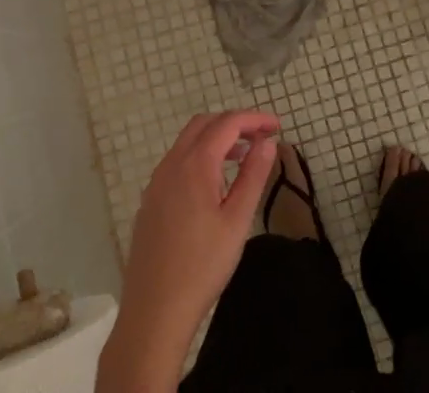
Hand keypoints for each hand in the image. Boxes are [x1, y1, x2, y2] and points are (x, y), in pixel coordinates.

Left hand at [99, 111, 278, 391]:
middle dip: (234, 123)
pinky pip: (176, 163)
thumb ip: (253, 176)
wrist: (155, 308)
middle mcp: (170, 165)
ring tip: (243, 158)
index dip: (254, 119)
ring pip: (186, 143)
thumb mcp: (237, 220)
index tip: (278, 126)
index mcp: (194, 165)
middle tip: (262, 138)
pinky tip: (214, 185)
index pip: (227, 124)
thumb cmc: (203, 265)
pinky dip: (199, 157)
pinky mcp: (149, 201)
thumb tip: (267, 142)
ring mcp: (155, 183)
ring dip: (216, 140)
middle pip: (203, 125)